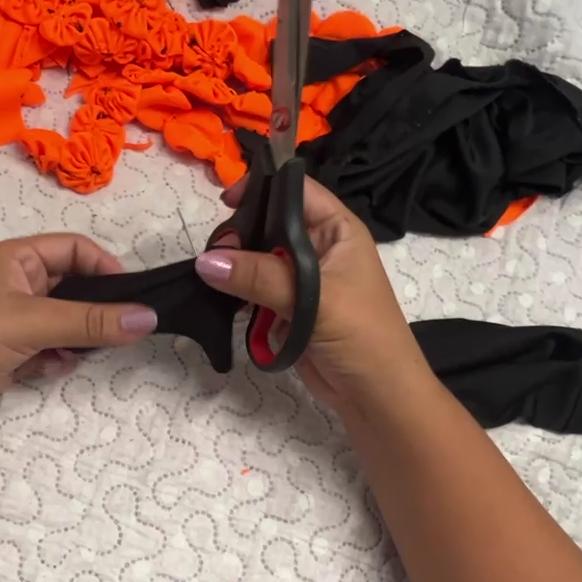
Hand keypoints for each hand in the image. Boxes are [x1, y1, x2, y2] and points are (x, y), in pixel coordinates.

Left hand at [0, 234, 157, 425]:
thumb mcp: (33, 322)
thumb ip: (92, 321)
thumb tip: (148, 318)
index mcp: (16, 257)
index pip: (75, 248)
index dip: (106, 267)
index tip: (131, 298)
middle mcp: (16, 282)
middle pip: (73, 287)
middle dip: (92, 311)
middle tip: (115, 332)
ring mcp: (14, 318)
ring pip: (65, 322)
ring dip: (74, 339)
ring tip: (73, 353)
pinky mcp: (11, 350)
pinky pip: (50, 348)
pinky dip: (54, 358)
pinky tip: (47, 368)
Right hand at [197, 174, 426, 412]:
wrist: (375, 394)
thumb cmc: (361, 335)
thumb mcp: (313, 298)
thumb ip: (259, 277)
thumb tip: (207, 262)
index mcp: (337, 231)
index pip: (296, 191)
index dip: (262, 187)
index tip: (225, 200)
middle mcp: (317, 249)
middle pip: (268, 225)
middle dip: (240, 237)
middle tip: (215, 256)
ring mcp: (300, 281)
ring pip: (256, 261)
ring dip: (236, 271)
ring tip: (216, 282)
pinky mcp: (286, 309)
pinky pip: (253, 293)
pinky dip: (239, 298)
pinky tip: (225, 303)